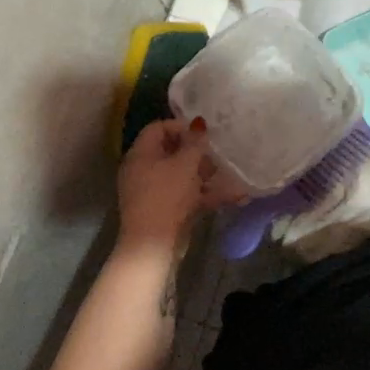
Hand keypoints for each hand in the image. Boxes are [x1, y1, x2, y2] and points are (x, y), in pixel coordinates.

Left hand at [116, 118, 217, 256]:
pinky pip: (182, 194)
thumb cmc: (167, 196)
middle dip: (195, 153)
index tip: (203, 135)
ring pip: (178, 175)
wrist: (152, 244)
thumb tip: (198, 124)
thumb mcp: (185, 165)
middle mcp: (141, 169)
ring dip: (202, 174)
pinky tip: (228, 197)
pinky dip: (201, 194)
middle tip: (215, 157)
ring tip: (225, 177)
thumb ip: (195, 143)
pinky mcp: (160, 210)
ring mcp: (150, 191)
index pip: (158, 128)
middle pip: (170, 152)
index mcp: (141, 153)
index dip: (181, 127)